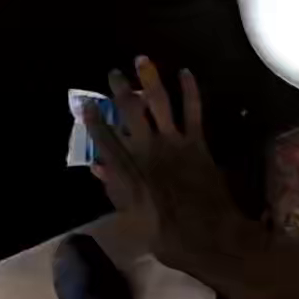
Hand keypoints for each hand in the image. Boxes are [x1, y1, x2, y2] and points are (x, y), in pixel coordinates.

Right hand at [84, 58, 277, 296]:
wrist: (213, 238)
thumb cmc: (171, 236)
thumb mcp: (134, 218)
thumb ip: (115, 189)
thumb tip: (98, 167)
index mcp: (129, 171)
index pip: (105, 139)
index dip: (93, 120)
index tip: (85, 104)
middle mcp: (148, 149)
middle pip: (129, 110)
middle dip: (119, 88)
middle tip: (113, 73)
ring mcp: (173, 142)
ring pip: (158, 101)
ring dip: (149, 78)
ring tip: (142, 59)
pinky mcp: (196, 140)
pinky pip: (192, 109)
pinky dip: (190, 89)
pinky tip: (185, 72)